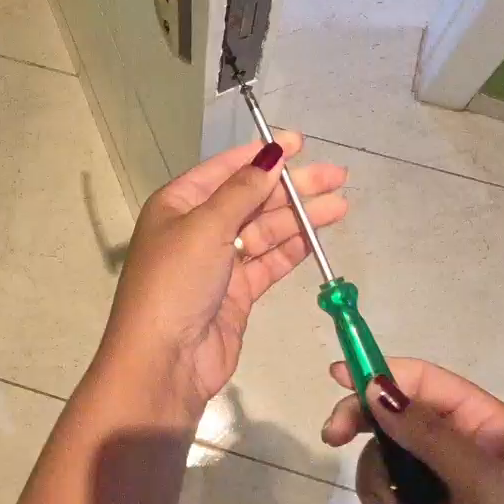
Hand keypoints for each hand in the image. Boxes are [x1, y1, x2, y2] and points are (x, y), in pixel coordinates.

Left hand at [94, 133, 346, 413]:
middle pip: (251, 199)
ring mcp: (218, 262)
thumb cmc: (176, 282)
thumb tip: (271, 155)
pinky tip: (318, 236)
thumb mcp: (205, 227)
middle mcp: (197, 228)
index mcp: (178, 204)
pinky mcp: (237, 293)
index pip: (225, 169)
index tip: (299, 142)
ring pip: (265, 230)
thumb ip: (242, 191)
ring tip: (340, 205)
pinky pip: (268, 262)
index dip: (262, 155)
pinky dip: (292, 248)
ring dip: (299, 217)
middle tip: (335, 176)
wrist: (164, 361)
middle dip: (291, 187)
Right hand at [324, 359, 503, 503]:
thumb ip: (426, 433)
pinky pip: (388, 498)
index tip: (338, 378)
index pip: (423, 380)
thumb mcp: (483, 484)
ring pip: (385, 459)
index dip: (380, 372)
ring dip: (378, 485)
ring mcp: (443, 485)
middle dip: (363, 425)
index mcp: (484, 424)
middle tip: (331, 437)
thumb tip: (376, 385)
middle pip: (395, 415)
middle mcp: (461, 446)